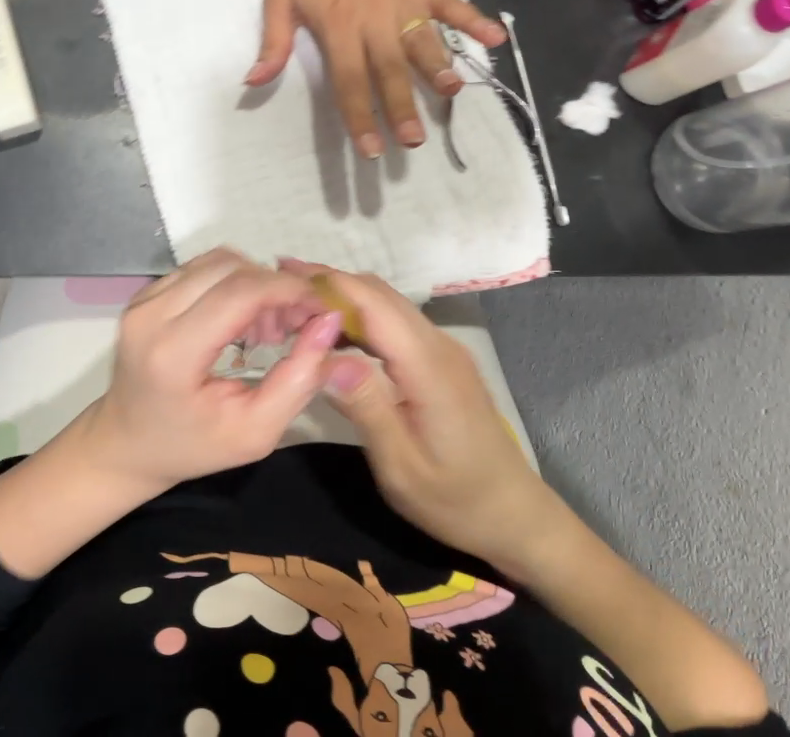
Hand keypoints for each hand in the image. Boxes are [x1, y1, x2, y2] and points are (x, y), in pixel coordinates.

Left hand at [78, 249, 342, 491]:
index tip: (320, 309)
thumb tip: (328, 323)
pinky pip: (200, 269)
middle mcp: (151, 315)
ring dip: (255, 283)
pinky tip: (242, 321)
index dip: (289, 291)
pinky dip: (233, 284)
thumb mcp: (256, 432)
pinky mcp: (145, 294)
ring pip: (217, 261)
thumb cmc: (193, 446)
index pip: (240, 292)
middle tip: (294, 325)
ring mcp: (143, 300)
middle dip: (275, 287)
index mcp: (173, 353)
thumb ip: (298, 380)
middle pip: (231, 268)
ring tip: (268, 327)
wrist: (127, 444)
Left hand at [250, 0, 506, 155]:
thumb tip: (254, 82)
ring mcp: (404, 1)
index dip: (359, 116)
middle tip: (412, 142)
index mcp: (338, 26)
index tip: (371, 149)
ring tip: (452, 94)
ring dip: (439, 68)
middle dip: (401, 106)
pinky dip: (474, 20)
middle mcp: (374, 19)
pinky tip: (496, 38)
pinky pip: (452, 5)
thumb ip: (272, 43)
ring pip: (423, 41)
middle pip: (389, 70)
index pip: (348, 80)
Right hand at [284, 259, 559, 572]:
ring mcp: (444, 351)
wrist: (511, 514)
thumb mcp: (402, 468)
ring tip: (295, 303)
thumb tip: (326, 358)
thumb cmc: (453, 499)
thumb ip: (367, 409)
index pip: (373, 306)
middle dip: (329, 282)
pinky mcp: (441, 361)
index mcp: (428, 368)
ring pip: (389, 305)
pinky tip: (333, 332)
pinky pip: (396, 323)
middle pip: (380, 295)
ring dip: (344, 297)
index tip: (282, 274)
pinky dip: (361, 316)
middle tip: (278, 284)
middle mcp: (439, 347)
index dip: (328, 284)